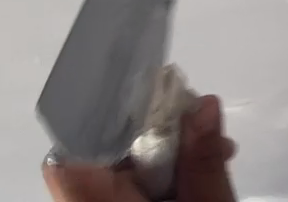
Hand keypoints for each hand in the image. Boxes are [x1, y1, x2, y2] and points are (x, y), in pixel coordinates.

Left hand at [43, 95, 239, 201]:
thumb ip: (203, 162)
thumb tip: (203, 103)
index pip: (70, 160)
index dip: (105, 118)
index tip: (155, 95)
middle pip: (103, 161)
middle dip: (157, 134)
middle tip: (210, 127)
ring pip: (119, 180)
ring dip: (167, 158)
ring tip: (217, 156)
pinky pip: (126, 198)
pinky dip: (163, 183)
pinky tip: (200, 181)